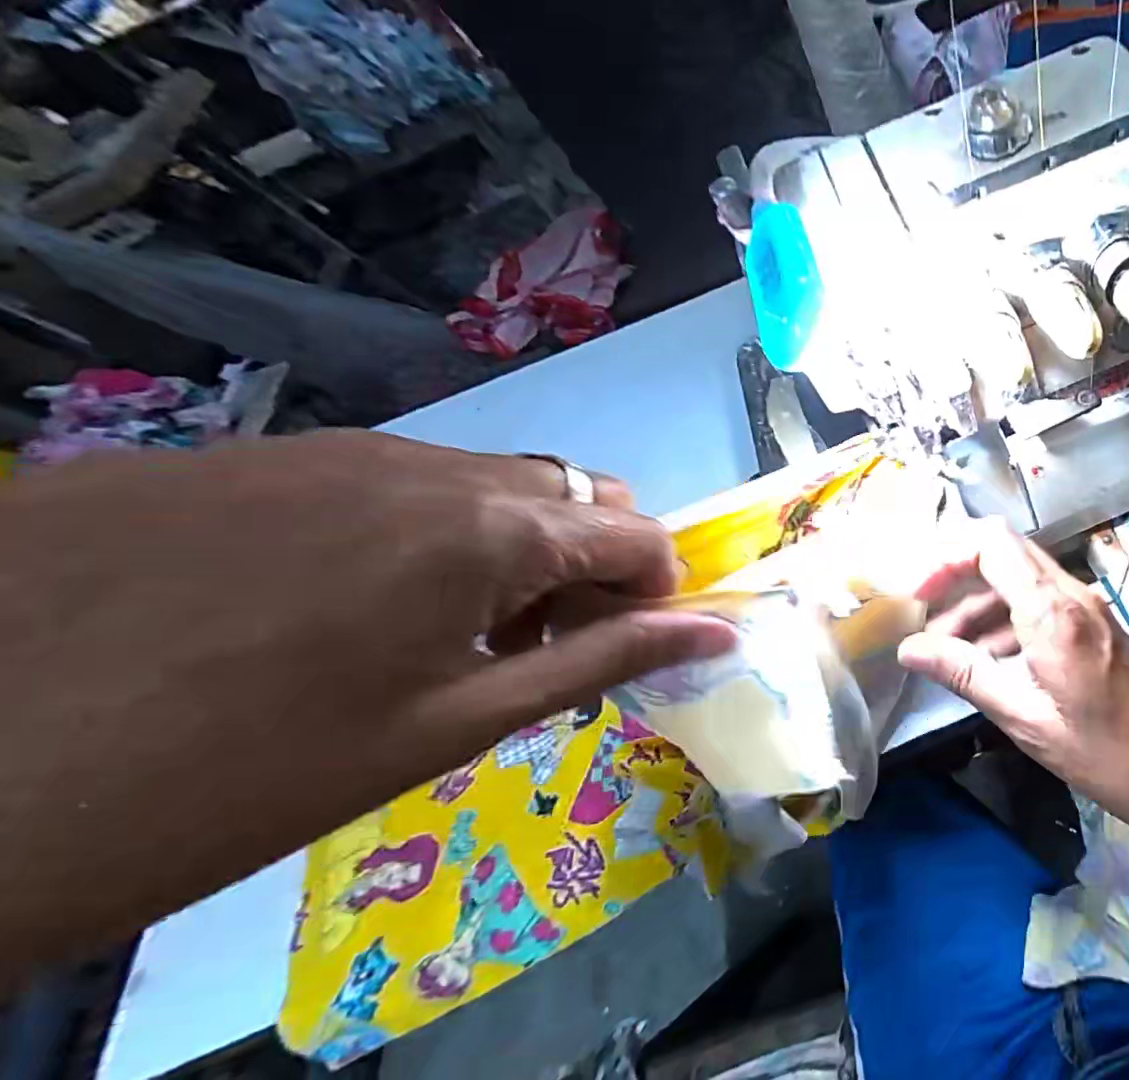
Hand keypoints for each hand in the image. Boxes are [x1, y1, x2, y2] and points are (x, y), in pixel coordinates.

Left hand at [0, 430, 732, 974]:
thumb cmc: (251, 772)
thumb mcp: (459, 723)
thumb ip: (606, 661)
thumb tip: (719, 635)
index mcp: (493, 529)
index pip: (641, 534)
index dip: (654, 594)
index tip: (611, 653)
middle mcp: (434, 465)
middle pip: (578, 496)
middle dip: (592, 566)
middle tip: (536, 646)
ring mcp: (341, 450)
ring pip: (496, 483)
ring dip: (518, 548)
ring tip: (445, 631)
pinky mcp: (261, 456)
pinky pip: (402, 480)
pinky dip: (433, 530)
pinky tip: (350, 601)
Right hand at [897, 521, 1128, 859]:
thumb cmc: (1108, 755)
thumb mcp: (1026, 718)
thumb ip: (965, 674)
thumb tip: (908, 649)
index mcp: (1053, 613)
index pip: (991, 543)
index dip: (945, 558)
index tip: (916, 596)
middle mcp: (1071, 595)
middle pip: (1003, 552)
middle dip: (955, 578)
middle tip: (921, 616)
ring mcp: (1085, 607)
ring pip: (1018, 580)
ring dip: (977, 605)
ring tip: (943, 649)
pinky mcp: (1091, 626)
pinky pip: (1037, 604)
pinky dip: (1003, 621)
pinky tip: (982, 660)